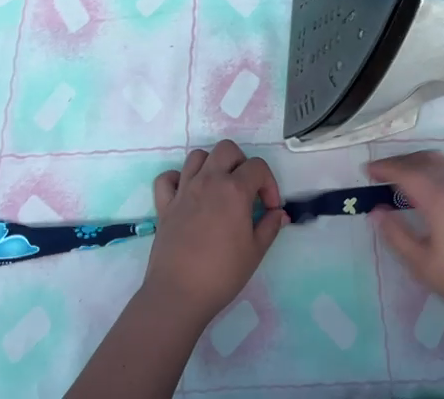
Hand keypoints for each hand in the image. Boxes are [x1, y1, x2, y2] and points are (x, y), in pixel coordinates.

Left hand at [141, 140, 287, 322]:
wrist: (179, 293)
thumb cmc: (222, 273)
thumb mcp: (255, 251)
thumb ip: (269, 227)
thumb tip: (279, 214)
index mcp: (234, 189)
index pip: (258, 167)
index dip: (269, 184)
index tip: (270, 209)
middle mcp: (208, 181)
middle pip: (226, 150)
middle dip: (241, 163)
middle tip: (246, 190)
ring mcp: (184, 190)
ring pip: (197, 156)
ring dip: (212, 165)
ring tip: (219, 188)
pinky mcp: (164, 205)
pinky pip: (167, 178)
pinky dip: (177, 179)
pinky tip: (187, 194)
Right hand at [368, 150, 443, 327]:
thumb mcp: (422, 264)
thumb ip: (396, 234)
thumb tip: (376, 211)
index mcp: (439, 198)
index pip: (405, 172)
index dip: (384, 168)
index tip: (366, 171)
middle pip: (423, 160)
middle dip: (399, 161)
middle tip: (380, 172)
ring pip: (440, 161)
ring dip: (417, 161)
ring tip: (401, 175)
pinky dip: (434, 167)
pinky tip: (429, 186)